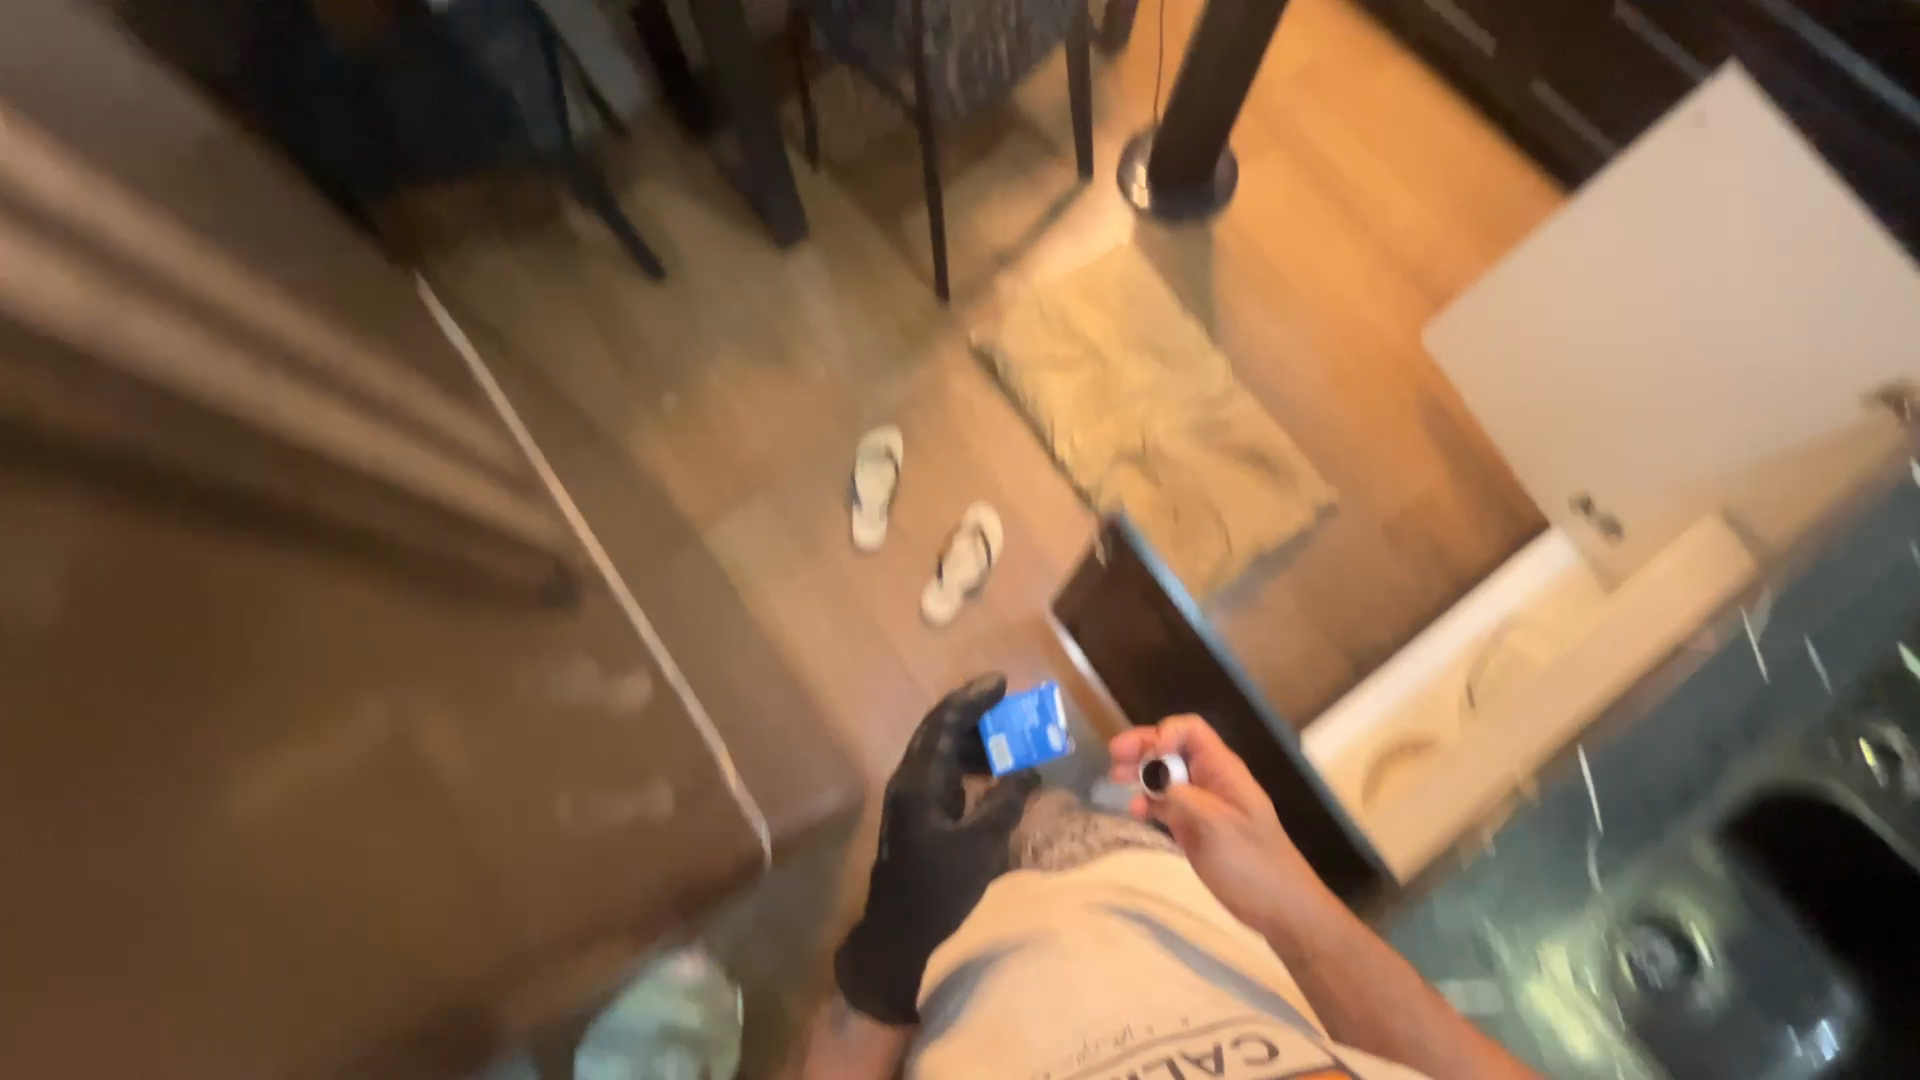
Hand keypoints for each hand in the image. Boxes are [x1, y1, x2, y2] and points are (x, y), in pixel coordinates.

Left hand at [834, 674, 1038, 1025]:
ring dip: (971, 737)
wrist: (899, 939)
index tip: (1002, 682)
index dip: (973, 698)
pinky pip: (943, 771)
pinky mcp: (916, 813)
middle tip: (1007, 701)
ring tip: (1006, 735)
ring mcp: (910, 796)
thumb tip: (1028, 769)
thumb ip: (1006, 801)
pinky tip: (991, 771)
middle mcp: (909, 779)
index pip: (945, 723)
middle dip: (972, 712)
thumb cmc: (939, 891)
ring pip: (940, 749)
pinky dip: (968, 762)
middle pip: (939, 729)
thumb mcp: (981, 845)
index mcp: (920, 781)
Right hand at [1108, 716, 1337, 932]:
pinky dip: (1147, 803)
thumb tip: (1153, 777)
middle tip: (1114, 756)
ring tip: (1114, 780)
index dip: (1167, 733)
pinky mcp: (1192, 826)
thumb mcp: (1217, 825)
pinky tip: (1134, 812)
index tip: (1151, 755)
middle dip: (1142, 748)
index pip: (1191, 730)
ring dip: (1139, 773)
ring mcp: (1200, 804)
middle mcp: (1209, 779)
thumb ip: (1183, 796)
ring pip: (1164, 776)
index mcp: (1222, 769)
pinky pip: (1164, 804)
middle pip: (1171, 749)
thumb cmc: (1253, 862)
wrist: (1278, 908)